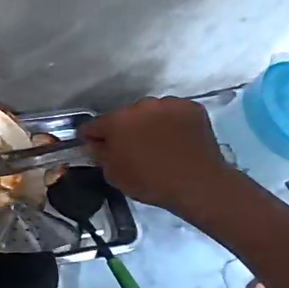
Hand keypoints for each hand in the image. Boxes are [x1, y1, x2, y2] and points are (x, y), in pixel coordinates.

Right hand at [80, 97, 233, 210]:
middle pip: (124, 116)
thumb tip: (95, 144)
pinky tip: (176, 139)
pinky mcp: (191, 107)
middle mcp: (140, 105)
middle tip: (130, 148)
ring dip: (148, 124)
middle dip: (123, 129)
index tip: (92, 145)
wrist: (198, 184)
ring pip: (150, 112)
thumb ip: (99, 154)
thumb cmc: (150, 182)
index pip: (93, 125)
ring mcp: (168, 104)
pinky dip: (171, 123)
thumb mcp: (113, 174)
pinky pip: (173, 113)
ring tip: (157, 144)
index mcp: (117, 121)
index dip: (90, 136)